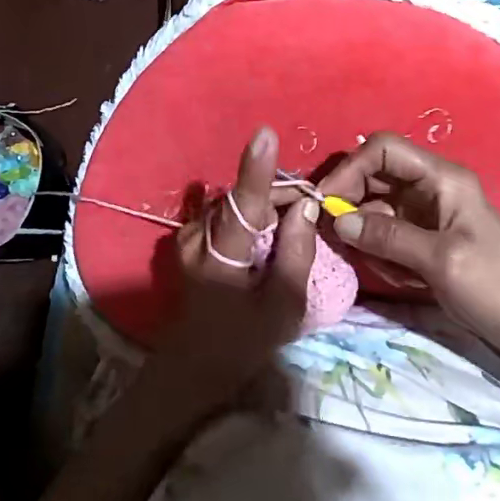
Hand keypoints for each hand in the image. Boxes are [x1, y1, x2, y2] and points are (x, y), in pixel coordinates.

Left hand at [149, 127, 314, 408]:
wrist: (194, 365)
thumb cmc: (243, 342)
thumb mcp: (283, 304)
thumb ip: (297, 252)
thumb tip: (304, 207)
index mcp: (222, 256)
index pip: (243, 204)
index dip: (257, 169)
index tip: (265, 135)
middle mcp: (199, 237)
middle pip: (244, 200)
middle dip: (279, 196)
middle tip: (310, 209)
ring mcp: (189, 237)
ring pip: (235, 205)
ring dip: (264, 207)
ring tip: (291, 225)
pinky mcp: (189, 241)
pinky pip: (224, 216)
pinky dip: (247, 216)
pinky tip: (264, 231)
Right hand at [315, 132, 499, 368]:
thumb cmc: (494, 286)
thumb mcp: (440, 260)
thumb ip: (388, 236)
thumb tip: (338, 221)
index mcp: (442, 178)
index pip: (384, 149)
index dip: (351, 168)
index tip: (325, 201)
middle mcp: (429, 188)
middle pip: (372, 176)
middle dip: (351, 204)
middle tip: (336, 236)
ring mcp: (422, 213)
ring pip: (372, 208)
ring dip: (368, 237)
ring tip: (390, 269)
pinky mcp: (418, 238)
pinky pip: (382, 234)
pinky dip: (379, 253)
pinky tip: (402, 278)